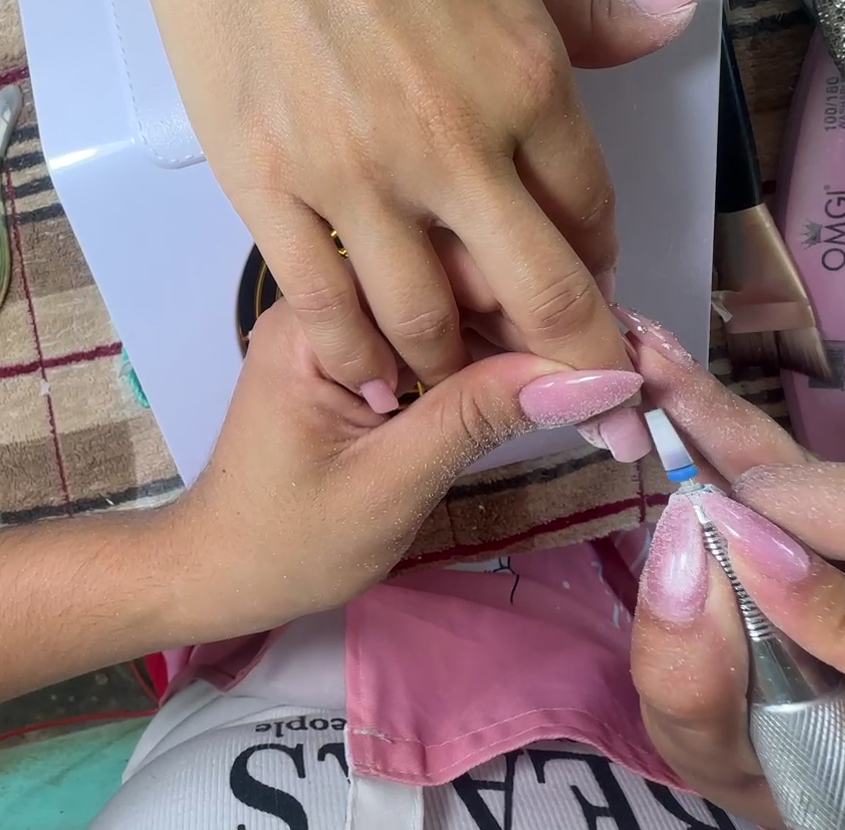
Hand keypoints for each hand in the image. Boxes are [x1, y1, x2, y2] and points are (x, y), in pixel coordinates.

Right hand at [51, 0, 702, 409]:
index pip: (589, 212)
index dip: (598, 269)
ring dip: (449, 364)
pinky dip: (353, 355)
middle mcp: (451, 146)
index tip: (588, 295)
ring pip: (422, 316)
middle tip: (554, 383)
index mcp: (526, 79)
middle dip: (558, 352)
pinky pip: (320, 302)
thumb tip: (669, 16)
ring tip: (448, 376)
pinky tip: (368, 381)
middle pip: (531, 291)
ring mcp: (352, 175)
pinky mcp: (264, 186)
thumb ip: (584, 7)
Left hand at [161, 302, 644, 638]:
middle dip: (538, 328)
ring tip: (598, 388)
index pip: (441, 274)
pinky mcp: (361, 355)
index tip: (619, 355)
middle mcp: (331, 300)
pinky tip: (543, 388)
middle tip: (622, 378)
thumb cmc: (290, 541)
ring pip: (453, 309)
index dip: (535, 307)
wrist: (222, 570)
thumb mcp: (388, 485)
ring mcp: (346, 325)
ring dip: (524, 346)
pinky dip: (491, 365)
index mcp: (319, 318)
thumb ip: (477, 419)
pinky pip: (437, 340)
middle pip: (451, 282)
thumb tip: (593, 375)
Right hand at [622, 309, 844, 829]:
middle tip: (698, 513)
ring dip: (761, 448)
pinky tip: (663, 368)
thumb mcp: (722, 764)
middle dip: (802, 504)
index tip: (734, 566)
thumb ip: (695, 687)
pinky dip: (730, 415)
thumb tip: (675, 553)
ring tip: (662, 415)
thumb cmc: (790, 779)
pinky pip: (822, 455)